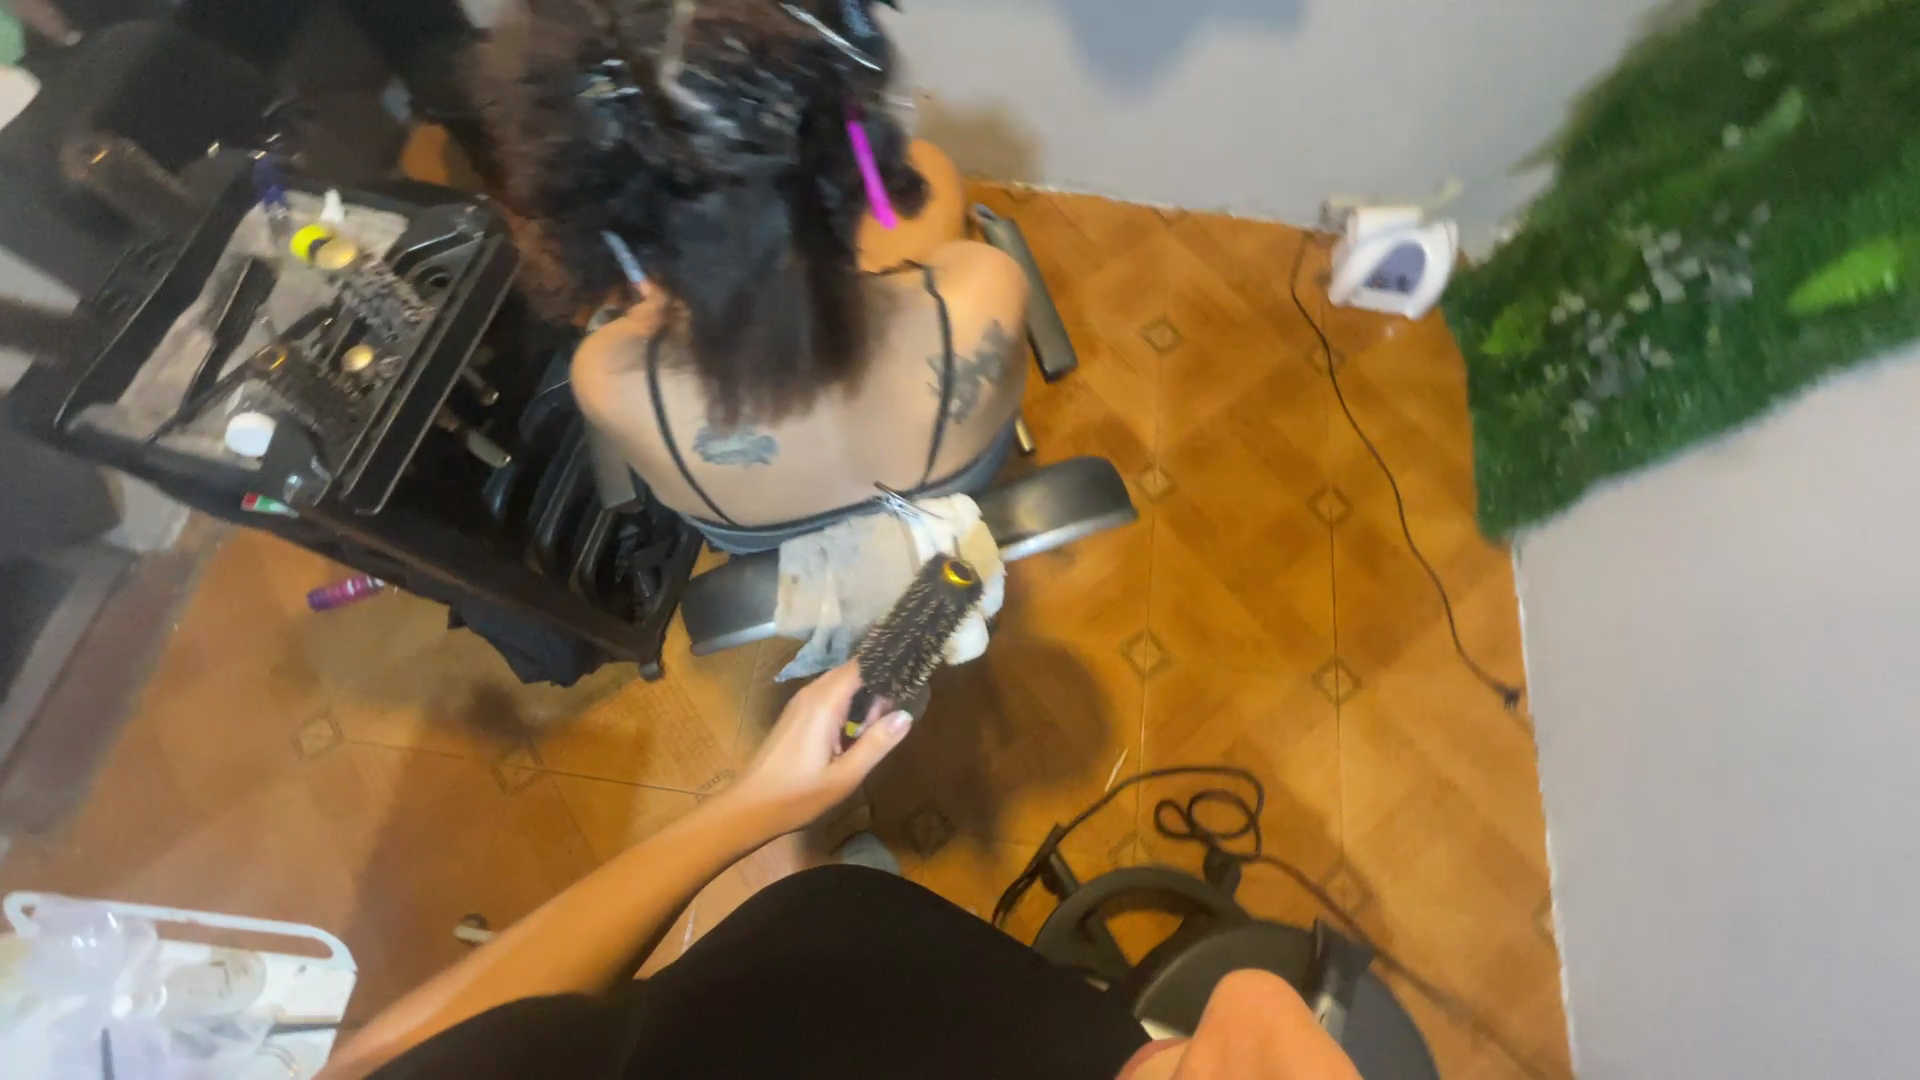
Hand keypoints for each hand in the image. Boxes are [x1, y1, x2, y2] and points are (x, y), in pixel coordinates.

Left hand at [731, 663, 911, 832]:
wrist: (750, 808)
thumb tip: (906, 715)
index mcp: (824, 703)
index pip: (860, 666)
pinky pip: (828, 695)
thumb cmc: (798, 795)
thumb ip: (876, 744)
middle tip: (894, 714)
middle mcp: (811, 693)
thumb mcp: (845, 776)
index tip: (909, 675)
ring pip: (840, 683)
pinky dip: (846, 704)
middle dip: (877, 686)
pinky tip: (854, 731)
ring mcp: (800, 702)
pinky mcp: (796, 713)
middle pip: (851, 672)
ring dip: (862, 697)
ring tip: (875, 726)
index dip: (885, 666)